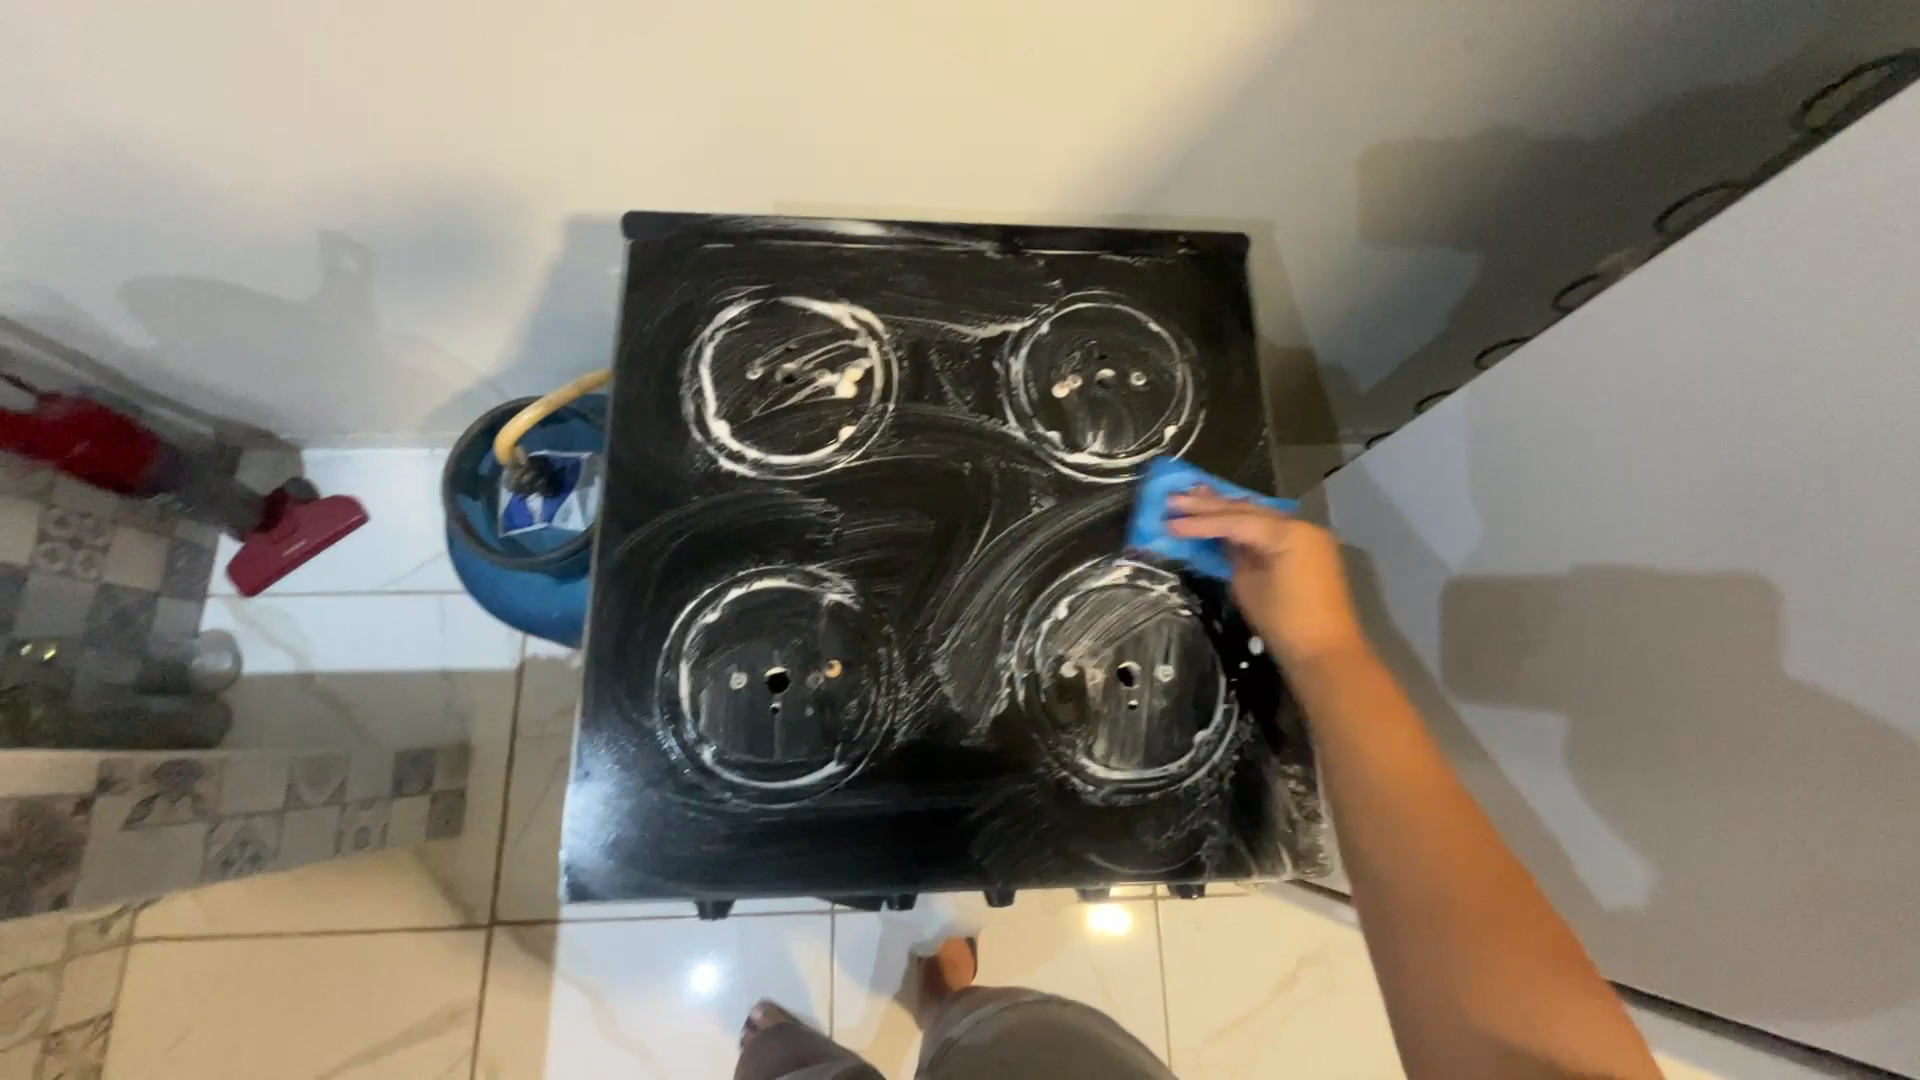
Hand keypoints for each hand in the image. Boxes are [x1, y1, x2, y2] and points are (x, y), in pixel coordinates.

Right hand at [1165, 488, 1368, 669]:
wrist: (1325, 652)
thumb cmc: (1283, 622)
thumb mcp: (1248, 586)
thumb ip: (1232, 556)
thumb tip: (1220, 540)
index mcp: (1287, 533)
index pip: (1234, 521)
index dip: (1199, 522)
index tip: (1168, 521)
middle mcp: (1299, 525)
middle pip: (1248, 510)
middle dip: (1210, 505)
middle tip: (1175, 497)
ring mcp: (1307, 536)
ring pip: (1260, 515)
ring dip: (1227, 507)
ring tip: (1195, 495)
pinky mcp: (1308, 550)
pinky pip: (1271, 529)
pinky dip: (1246, 523)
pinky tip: (1224, 515)